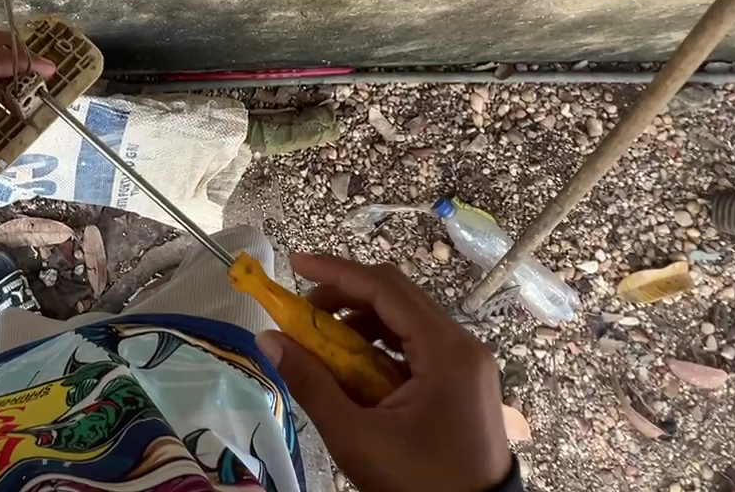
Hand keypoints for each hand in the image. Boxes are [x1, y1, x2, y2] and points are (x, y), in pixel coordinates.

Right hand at [257, 254, 510, 491]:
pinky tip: (353, 363)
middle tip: (303, 308)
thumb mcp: (357, 439)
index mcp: (447, 352)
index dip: (336, 272)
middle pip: (394, 293)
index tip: (294, 264)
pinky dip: (377, 339)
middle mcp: (462, 345)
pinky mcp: (463, 378)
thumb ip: (310, 383)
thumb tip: (267, 338)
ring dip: (358, 316)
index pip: (384, 288)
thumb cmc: (419, 485)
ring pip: (403, 314)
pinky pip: (414, 338)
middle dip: (343, 293)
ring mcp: (466, 361)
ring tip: (323, 340)